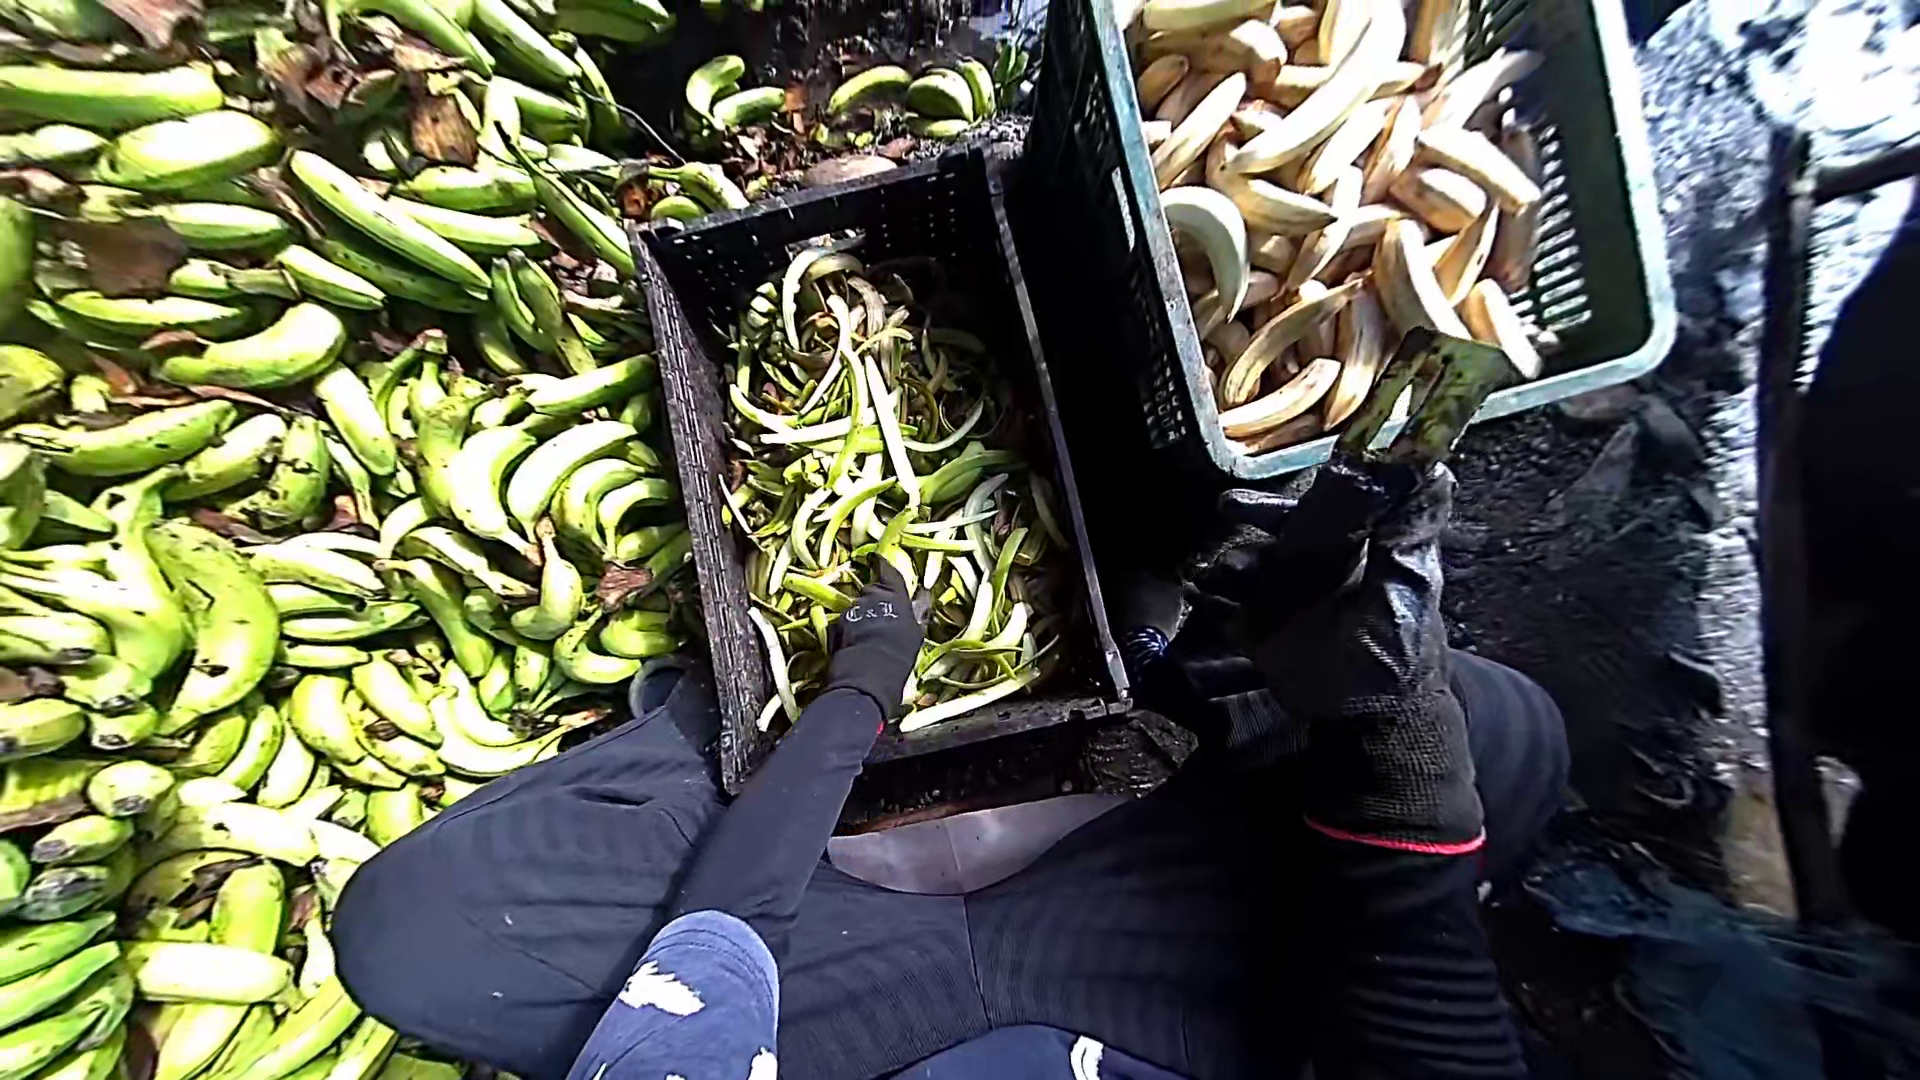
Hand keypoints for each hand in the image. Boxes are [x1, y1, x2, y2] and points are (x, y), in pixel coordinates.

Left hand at [824, 561, 923, 717]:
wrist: (869, 672)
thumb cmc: (900, 651)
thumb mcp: (916, 631)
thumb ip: (918, 610)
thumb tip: (925, 593)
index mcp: (892, 594)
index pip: (885, 570)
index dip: (880, 563)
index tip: (875, 557)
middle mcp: (869, 596)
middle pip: (871, 590)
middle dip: (874, 598)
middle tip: (882, 615)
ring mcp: (850, 610)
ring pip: (857, 607)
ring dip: (863, 615)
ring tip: (871, 635)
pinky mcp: (835, 625)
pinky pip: (845, 622)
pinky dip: (850, 629)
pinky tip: (857, 643)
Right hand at [1194, 460, 1481, 851]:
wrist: (1369, 722)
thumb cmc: (1395, 657)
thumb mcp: (1406, 592)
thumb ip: (1408, 536)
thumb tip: (1435, 467)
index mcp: (1351, 552)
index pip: (1314, 511)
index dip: (1283, 500)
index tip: (1252, 498)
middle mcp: (1312, 566)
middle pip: (1269, 533)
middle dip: (1245, 524)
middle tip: (1224, 517)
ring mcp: (1280, 596)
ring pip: (1243, 564)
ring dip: (1222, 563)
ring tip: (1206, 573)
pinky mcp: (1257, 625)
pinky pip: (1225, 602)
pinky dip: (1209, 596)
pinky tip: (1199, 594)